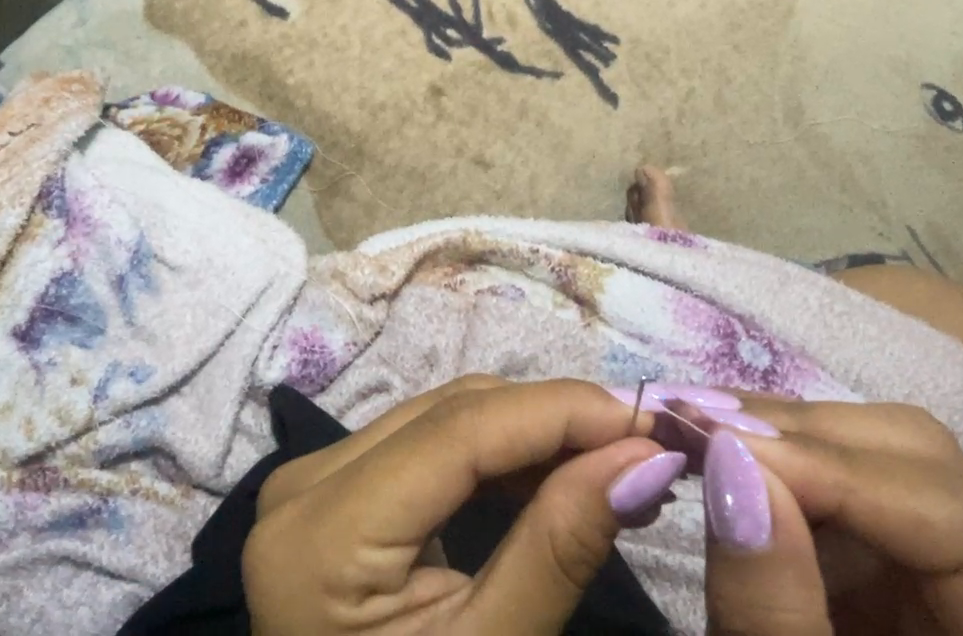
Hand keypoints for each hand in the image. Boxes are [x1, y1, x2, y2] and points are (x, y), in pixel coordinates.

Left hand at [244, 376, 678, 634]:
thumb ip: (558, 550)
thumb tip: (643, 457)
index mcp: (323, 533)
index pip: (459, 431)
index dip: (562, 411)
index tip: (656, 417)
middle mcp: (306, 481)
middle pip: (452, 413)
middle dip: (557, 419)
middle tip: (649, 445)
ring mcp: (315, 479)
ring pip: (444, 417)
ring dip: (534, 431)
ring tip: (618, 461)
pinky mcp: (335, 489)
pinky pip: (428, 443)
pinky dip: (499, 453)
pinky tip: (556, 473)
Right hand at [673, 396, 962, 635]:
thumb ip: (773, 613)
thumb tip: (730, 460)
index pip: (952, 518)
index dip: (834, 472)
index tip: (719, 446)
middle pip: (917, 456)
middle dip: (796, 433)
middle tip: (689, 425)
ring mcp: (936, 569)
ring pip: (872, 449)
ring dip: (773, 432)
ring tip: (686, 428)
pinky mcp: (884, 564)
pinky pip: (832, 480)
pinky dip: (767, 456)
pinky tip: (710, 453)